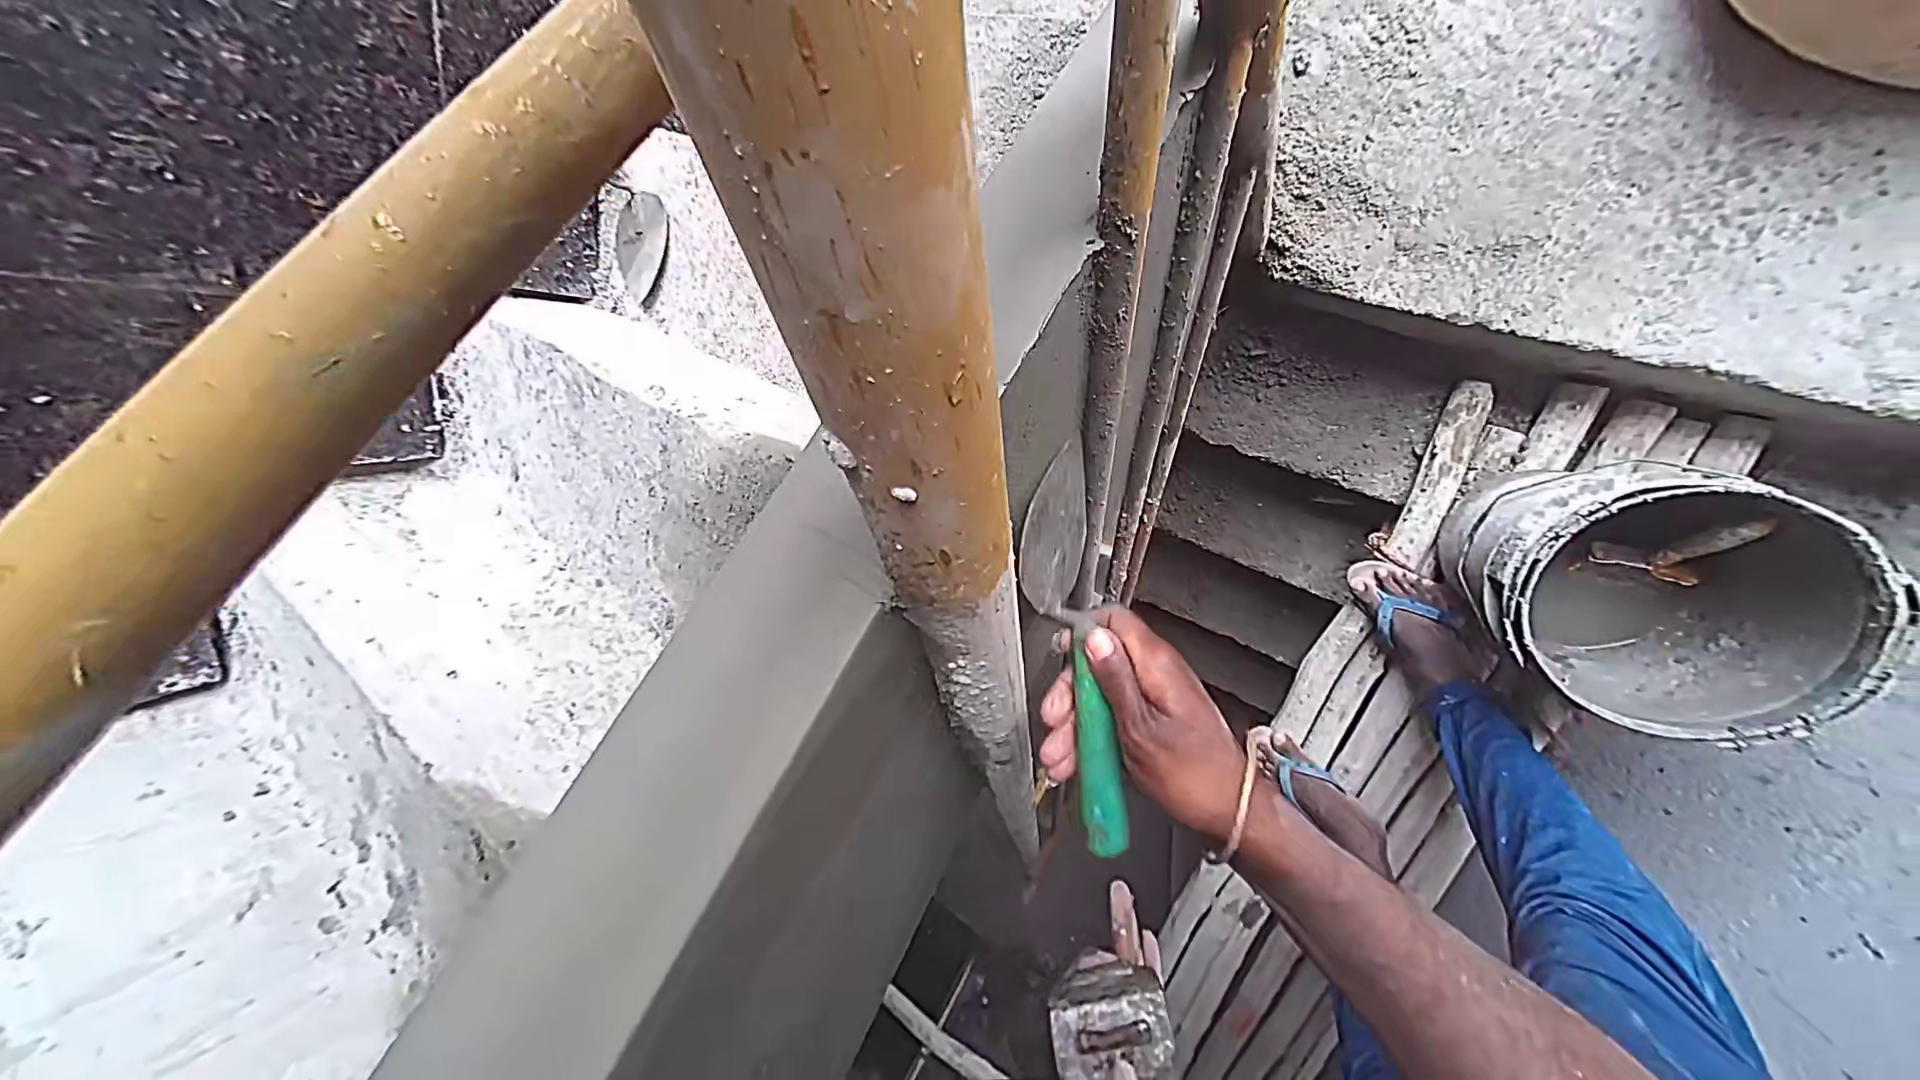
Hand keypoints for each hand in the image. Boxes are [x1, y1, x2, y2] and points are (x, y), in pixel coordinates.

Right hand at [1038, 607, 1248, 842]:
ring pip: (1101, 695)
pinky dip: (1093, 737)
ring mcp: (1154, 696)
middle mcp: (1155, 672)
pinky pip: (1114, 716)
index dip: (1083, 634)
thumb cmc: (1194, 774)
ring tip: (1059, 756)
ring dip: (1075, 724)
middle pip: (1098, 662)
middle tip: (1055, 721)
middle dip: (1070, 694)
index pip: (1113, 621)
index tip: (1061, 658)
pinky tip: (1076, 761)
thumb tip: (1094, 637)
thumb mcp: (1139, 727)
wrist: (1230, 811)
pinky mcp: (1153, 719)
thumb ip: (1114, 679)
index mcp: (1155, 663)